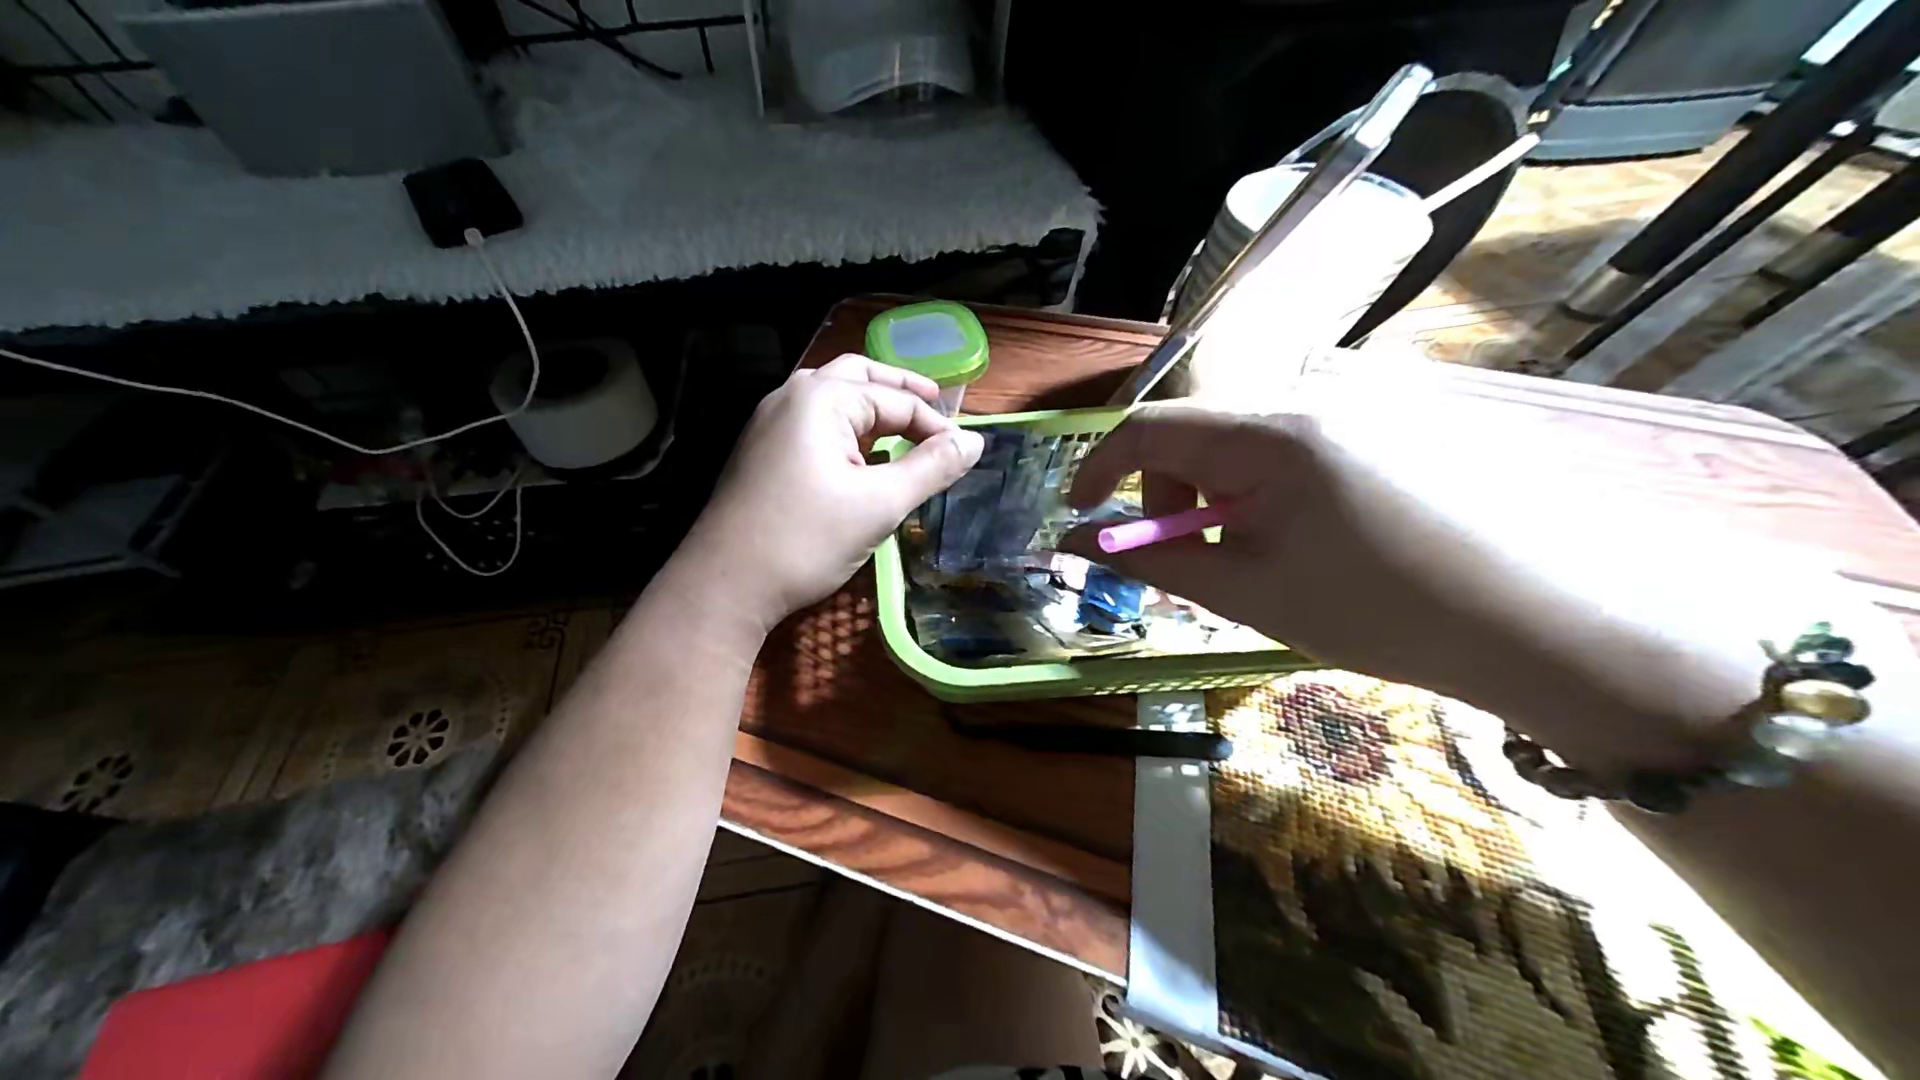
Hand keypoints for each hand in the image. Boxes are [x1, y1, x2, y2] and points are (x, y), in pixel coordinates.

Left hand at [680, 354, 984, 630]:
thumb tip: (974, 442)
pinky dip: (847, 430)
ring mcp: (770, 425)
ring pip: (832, 400)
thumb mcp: (880, 504)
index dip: (935, 425)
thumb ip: (931, 468)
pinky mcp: (762, 453)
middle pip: (857, 377)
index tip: (963, 454)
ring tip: (904, 427)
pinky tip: (863, 456)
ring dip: (871, 408)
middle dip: (899, 391)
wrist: (724, 585)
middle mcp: (790, 398)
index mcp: (820, 399)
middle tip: (936, 405)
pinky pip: (814, 425)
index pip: (894, 400)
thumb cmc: (805, 540)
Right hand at [1062, 400, 1785, 775]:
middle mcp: (1304, 406)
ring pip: (1237, 449)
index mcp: (1266, 435)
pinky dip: (1258, 497)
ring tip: (1243, 561)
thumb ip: (1149, 561)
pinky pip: (1285, 456)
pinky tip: (1293, 545)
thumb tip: (1075, 539)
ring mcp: (1348, 418)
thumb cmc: (1374, 613)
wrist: (1538, 628)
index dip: (1099, 466)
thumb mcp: (1243, 592)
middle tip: (1180, 560)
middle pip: (1193, 435)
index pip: (1149, 426)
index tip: (1078, 513)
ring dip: (1212, 502)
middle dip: (1164, 497)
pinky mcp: (1378, 438)